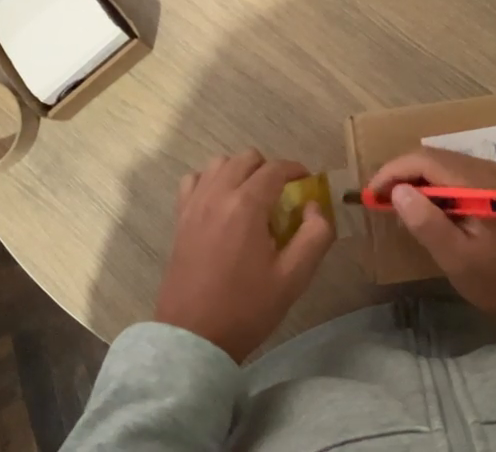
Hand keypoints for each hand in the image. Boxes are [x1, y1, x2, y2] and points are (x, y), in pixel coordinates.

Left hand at [154, 149, 334, 360]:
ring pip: (219, 163)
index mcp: (246, 206)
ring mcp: (194, 204)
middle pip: (247, 158)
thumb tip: (314, 207)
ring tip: (252, 198)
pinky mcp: (180, 218)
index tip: (307, 183)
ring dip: (240, 171)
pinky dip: (211, 181)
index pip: (275, 169)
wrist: (193, 338)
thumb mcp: (294, 278)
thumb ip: (315, 236)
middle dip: (269, 169)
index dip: (295, 170)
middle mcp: (217, 194)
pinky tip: (221, 204)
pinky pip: (195, 180)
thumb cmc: (246, 308)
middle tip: (281, 196)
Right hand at [367, 147, 495, 340]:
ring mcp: (491, 177)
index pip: (424, 160)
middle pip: (431, 157)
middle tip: (378, 200)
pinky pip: (452, 175)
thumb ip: (427, 223)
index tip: (371, 193)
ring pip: (440, 164)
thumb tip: (397, 191)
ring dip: (414, 179)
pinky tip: (421, 208)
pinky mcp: (492, 189)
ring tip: (394, 204)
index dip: (392, 172)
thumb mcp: (457, 259)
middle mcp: (485, 170)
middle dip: (400, 174)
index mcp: (478, 183)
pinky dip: (431, 186)